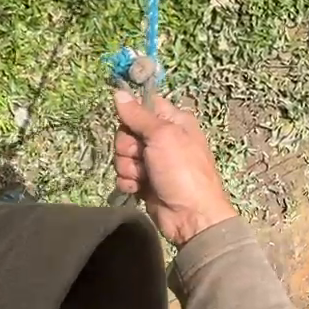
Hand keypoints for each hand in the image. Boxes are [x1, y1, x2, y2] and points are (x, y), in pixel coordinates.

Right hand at [111, 88, 236, 246]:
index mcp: (173, 122)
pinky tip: (139, 189)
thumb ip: (138, 115)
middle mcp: (162, 139)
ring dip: (128, 167)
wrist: (190, 216)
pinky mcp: (144, 182)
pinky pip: (123, 175)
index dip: (133, 115)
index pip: (143, 106)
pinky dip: (128, 182)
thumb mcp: (162, 136)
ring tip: (143, 177)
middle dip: (128, 147)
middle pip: (127, 131)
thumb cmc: (182, 170)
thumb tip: (118, 91)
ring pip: (122, 155)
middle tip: (142, 157)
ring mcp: (152, 162)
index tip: (132, 125)